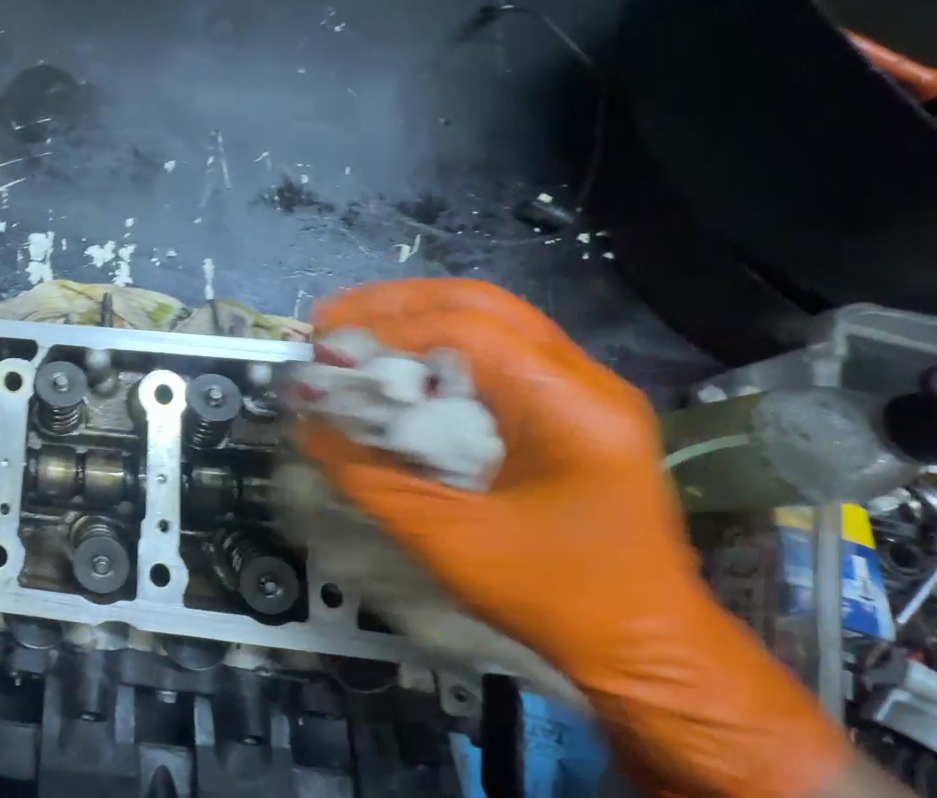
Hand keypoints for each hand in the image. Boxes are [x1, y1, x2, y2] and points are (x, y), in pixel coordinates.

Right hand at [297, 279, 849, 797]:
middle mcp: (585, 381)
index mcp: (570, 409)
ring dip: (414, 317)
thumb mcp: (446, 540)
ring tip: (353, 335)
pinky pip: (497, 348)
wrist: (646, 648)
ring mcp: (584, 390)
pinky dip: (437, 343)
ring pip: (490, 317)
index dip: (385, 328)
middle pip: (480, 304)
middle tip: (329, 323)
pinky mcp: (571, 407)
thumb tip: (306, 424)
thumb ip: (367, 477)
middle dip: (394, 305)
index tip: (325, 348)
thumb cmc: (554, 597)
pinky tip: (399, 364)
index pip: (467, 329)